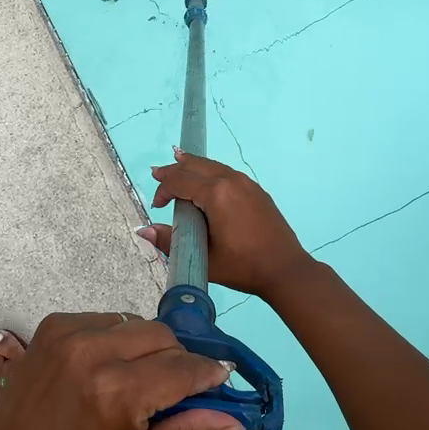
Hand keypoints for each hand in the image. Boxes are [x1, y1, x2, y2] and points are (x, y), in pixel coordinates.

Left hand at [0, 312, 259, 429]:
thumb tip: (241, 423)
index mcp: (115, 392)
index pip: (184, 366)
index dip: (208, 373)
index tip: (220, 379)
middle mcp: (93, 350)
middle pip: (162, 335)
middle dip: (177, 359)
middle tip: (175, 389)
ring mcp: (70, 330)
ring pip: (135, 322)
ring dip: (146, 346)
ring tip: (138, 380)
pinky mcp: (55, 322)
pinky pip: (106, 318)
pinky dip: (116, 338)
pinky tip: (109, 367)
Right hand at [144, 150, 316, 299]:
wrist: (285, 269)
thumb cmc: (243, 266)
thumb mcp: (204, 257)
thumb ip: (170, 242)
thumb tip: (143, 230)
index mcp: (216, 194)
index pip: (181, 182)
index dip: (164, 190)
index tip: (157, 206)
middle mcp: (230, 180)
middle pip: (195, 167)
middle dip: (174, 170)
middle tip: (157, 173)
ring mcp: (245, 182)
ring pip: (212, 166)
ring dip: (192, 166)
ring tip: (178, 160)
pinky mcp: (255, 189)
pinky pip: (226, 172)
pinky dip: (210, 170)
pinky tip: (207, 175)